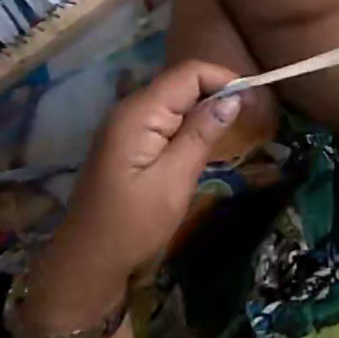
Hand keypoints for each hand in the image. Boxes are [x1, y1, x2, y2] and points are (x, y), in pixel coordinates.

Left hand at [25, 60, 240, 328]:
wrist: (85, 265)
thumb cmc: (131, 226)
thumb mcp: (174, 181)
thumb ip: (203, 133)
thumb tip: (235, 96)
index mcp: (138, 113)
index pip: (189, 73)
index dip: (224, 78)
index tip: (253, 99)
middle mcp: (130, 108)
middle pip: (182, 80)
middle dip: (218, 90)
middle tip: (250, 114)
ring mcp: (127, 123)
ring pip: (176, 96)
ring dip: (206, 105)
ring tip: (234, 125)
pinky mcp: (130, 139)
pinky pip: (167, 115)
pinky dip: (191, 120)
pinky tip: (206, 138)